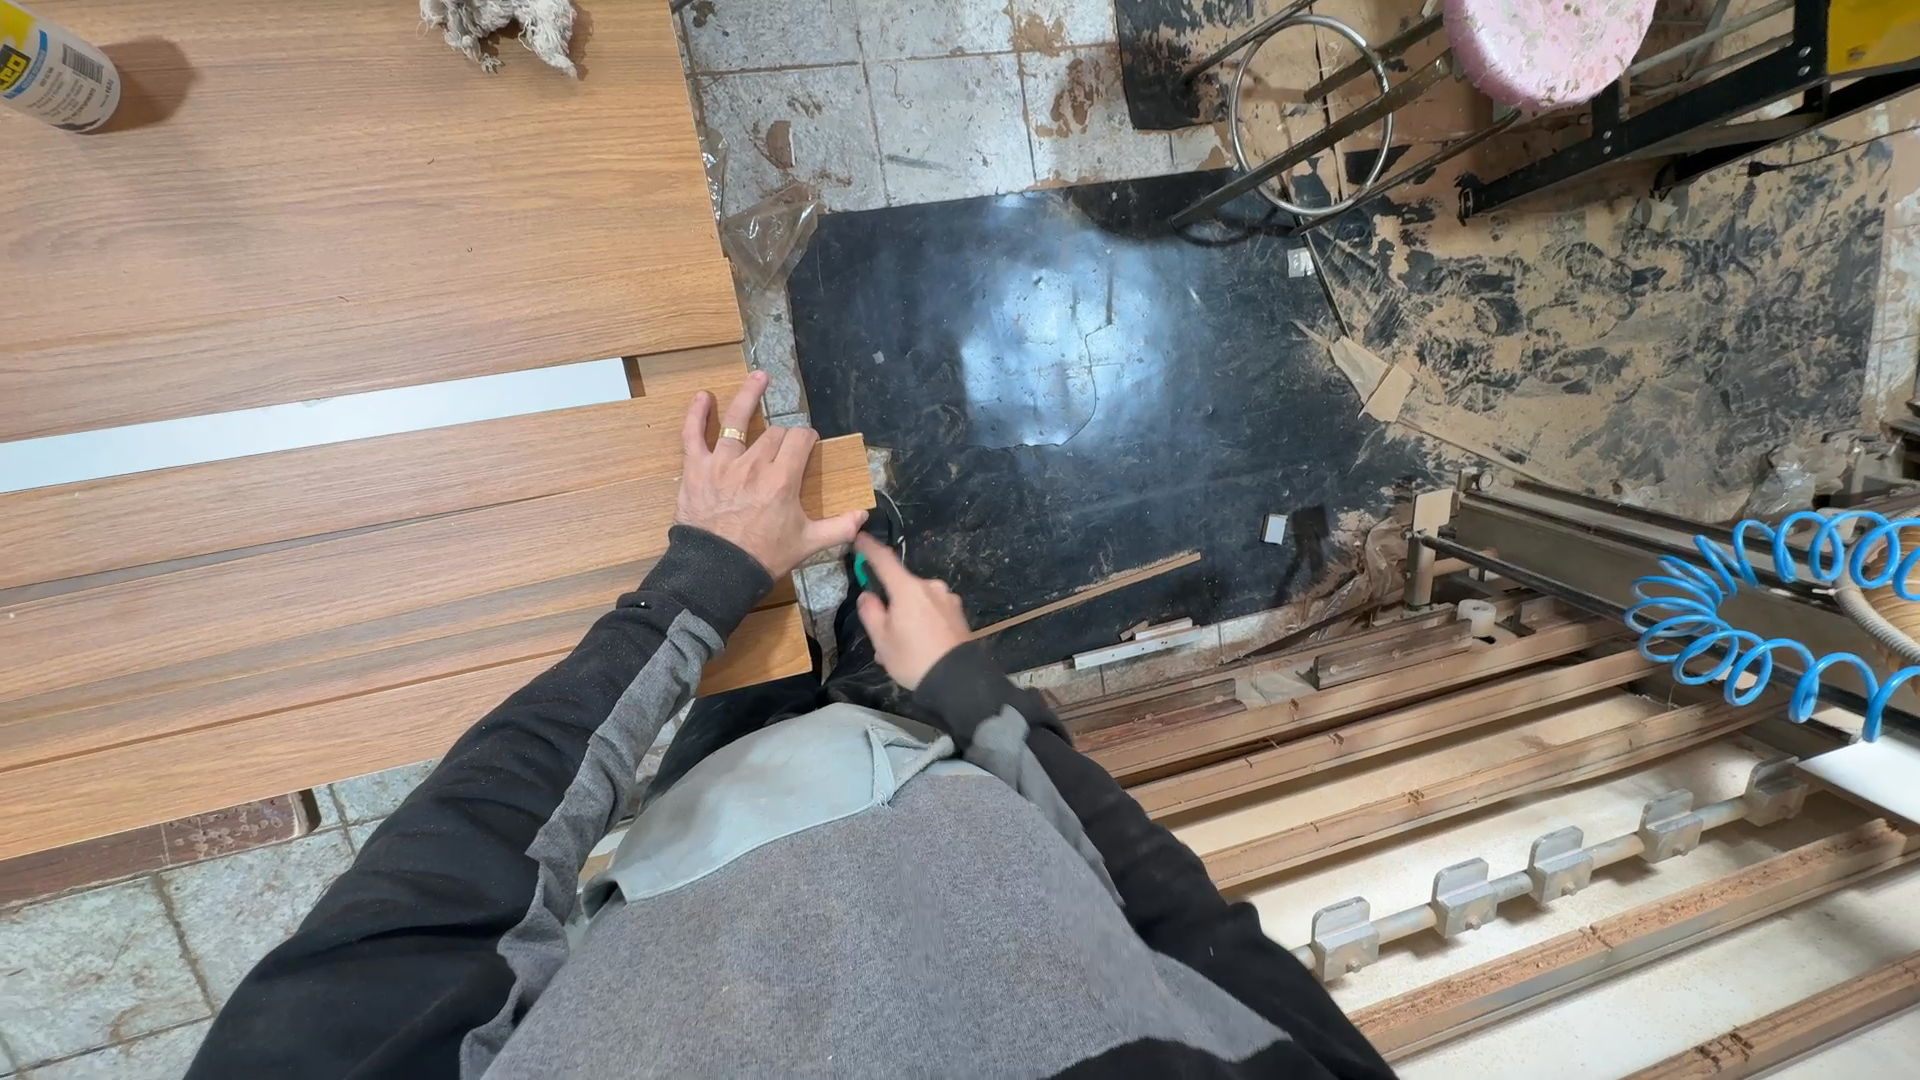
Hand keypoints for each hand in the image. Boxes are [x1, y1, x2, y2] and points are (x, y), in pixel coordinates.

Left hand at [674, 372, 867, 578]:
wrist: (719, 571)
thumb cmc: (765, 556)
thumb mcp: (809, 543)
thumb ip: (839, 527)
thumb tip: (864, 515)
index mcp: (783, 479)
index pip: (800, 440)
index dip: (807, 438)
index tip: (808, 444)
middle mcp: (755, 464)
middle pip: (774, 433)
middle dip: (784, 433)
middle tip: (785, 443)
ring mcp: (723, 463)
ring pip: (737, 420)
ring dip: (749, 396)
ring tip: (759, 377)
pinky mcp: (696, 469)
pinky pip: (693, 434)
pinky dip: (697, 414)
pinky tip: (703, 397)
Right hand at [854, 534, 971, 690]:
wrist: (959, 679)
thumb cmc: (914, 658)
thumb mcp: (882, 639)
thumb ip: (871, 612)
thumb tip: (868, 596)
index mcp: (908, 589)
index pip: (884, 560)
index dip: (869, 548)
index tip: (860, 537)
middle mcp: (930, 587)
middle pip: (902, 588)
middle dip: (891, 606)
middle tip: (883, 635)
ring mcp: (948, 599)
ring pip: (917, 604)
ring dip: (907, 619)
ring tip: (902, 649)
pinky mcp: (958, 613)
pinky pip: (932, 612)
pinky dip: (922, 624)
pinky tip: (920, 648)